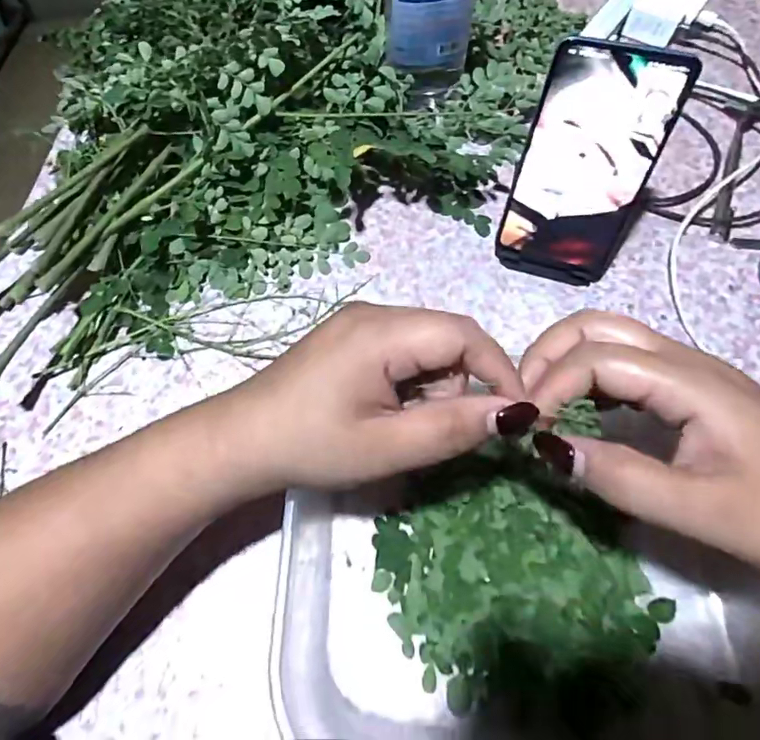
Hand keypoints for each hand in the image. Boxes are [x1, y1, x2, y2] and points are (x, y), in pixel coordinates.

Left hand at [206, 303, 538, 491]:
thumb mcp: (388, 447)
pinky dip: (413, 380)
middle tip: (437, 430)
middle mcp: (375, 312)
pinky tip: (386, 410)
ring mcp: (360, 320)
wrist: (240, 441)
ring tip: (401, 425)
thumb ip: (453, 427)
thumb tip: (514, 413)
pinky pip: (404, 348)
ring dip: (435, 385)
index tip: (518, 415)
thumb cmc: (312, 445)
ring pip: (428, 344)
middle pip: (448, 336)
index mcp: (383, 330)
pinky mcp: (351, 334)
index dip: (500, 369)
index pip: (465, 334)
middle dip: (461, 382)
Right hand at [517, 310, 759, 591]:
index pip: (597, 357)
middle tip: (524, 402)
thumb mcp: (703, 512)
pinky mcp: (695, 388)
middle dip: (549, 353)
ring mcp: (692, 370)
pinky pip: (629, 362)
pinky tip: (583, 413)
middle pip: (597, 325)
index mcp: (690, 380)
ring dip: (567, 360)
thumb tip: (548, 450)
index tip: (525, 428)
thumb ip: (623, 480)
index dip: (550, 384)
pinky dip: (591, 376)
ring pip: (611, 337)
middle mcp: (685, 359)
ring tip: (542, 405)